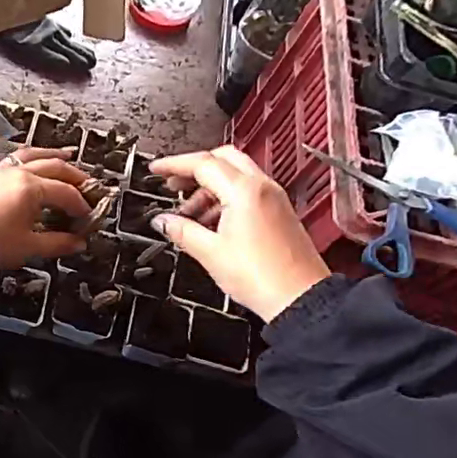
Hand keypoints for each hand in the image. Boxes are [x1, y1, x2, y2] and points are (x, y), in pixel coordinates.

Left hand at [0, 148, 92, 269]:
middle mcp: (16, 173)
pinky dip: (10, 159)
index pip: (65, 191)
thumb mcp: (31, 246)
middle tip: (87, 182)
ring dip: (47, 153)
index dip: (80, 203)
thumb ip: (58, 243)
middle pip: (51, 165)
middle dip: (72, 173)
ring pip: (26, 155)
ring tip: (63, 154)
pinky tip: (14, 161)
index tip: (88, 215)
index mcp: (32, 187)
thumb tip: (79, 243)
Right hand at [149, 147, 330, 320]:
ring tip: (189, 213)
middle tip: (173, 184)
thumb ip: (182, 231)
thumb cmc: (263, 278)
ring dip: (210, 187)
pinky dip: (227, 199)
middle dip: (194, 168)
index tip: (157, 170)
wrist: (299, 298)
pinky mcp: (280, 213)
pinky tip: (213, 222)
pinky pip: (249, 193)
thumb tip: (163, 221)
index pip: (202, 163)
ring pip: (236, 176)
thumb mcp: (210, 253)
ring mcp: (274, 199)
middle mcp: (262, 187)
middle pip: (222, 159)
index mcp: (244, 191)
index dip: (174, 164)